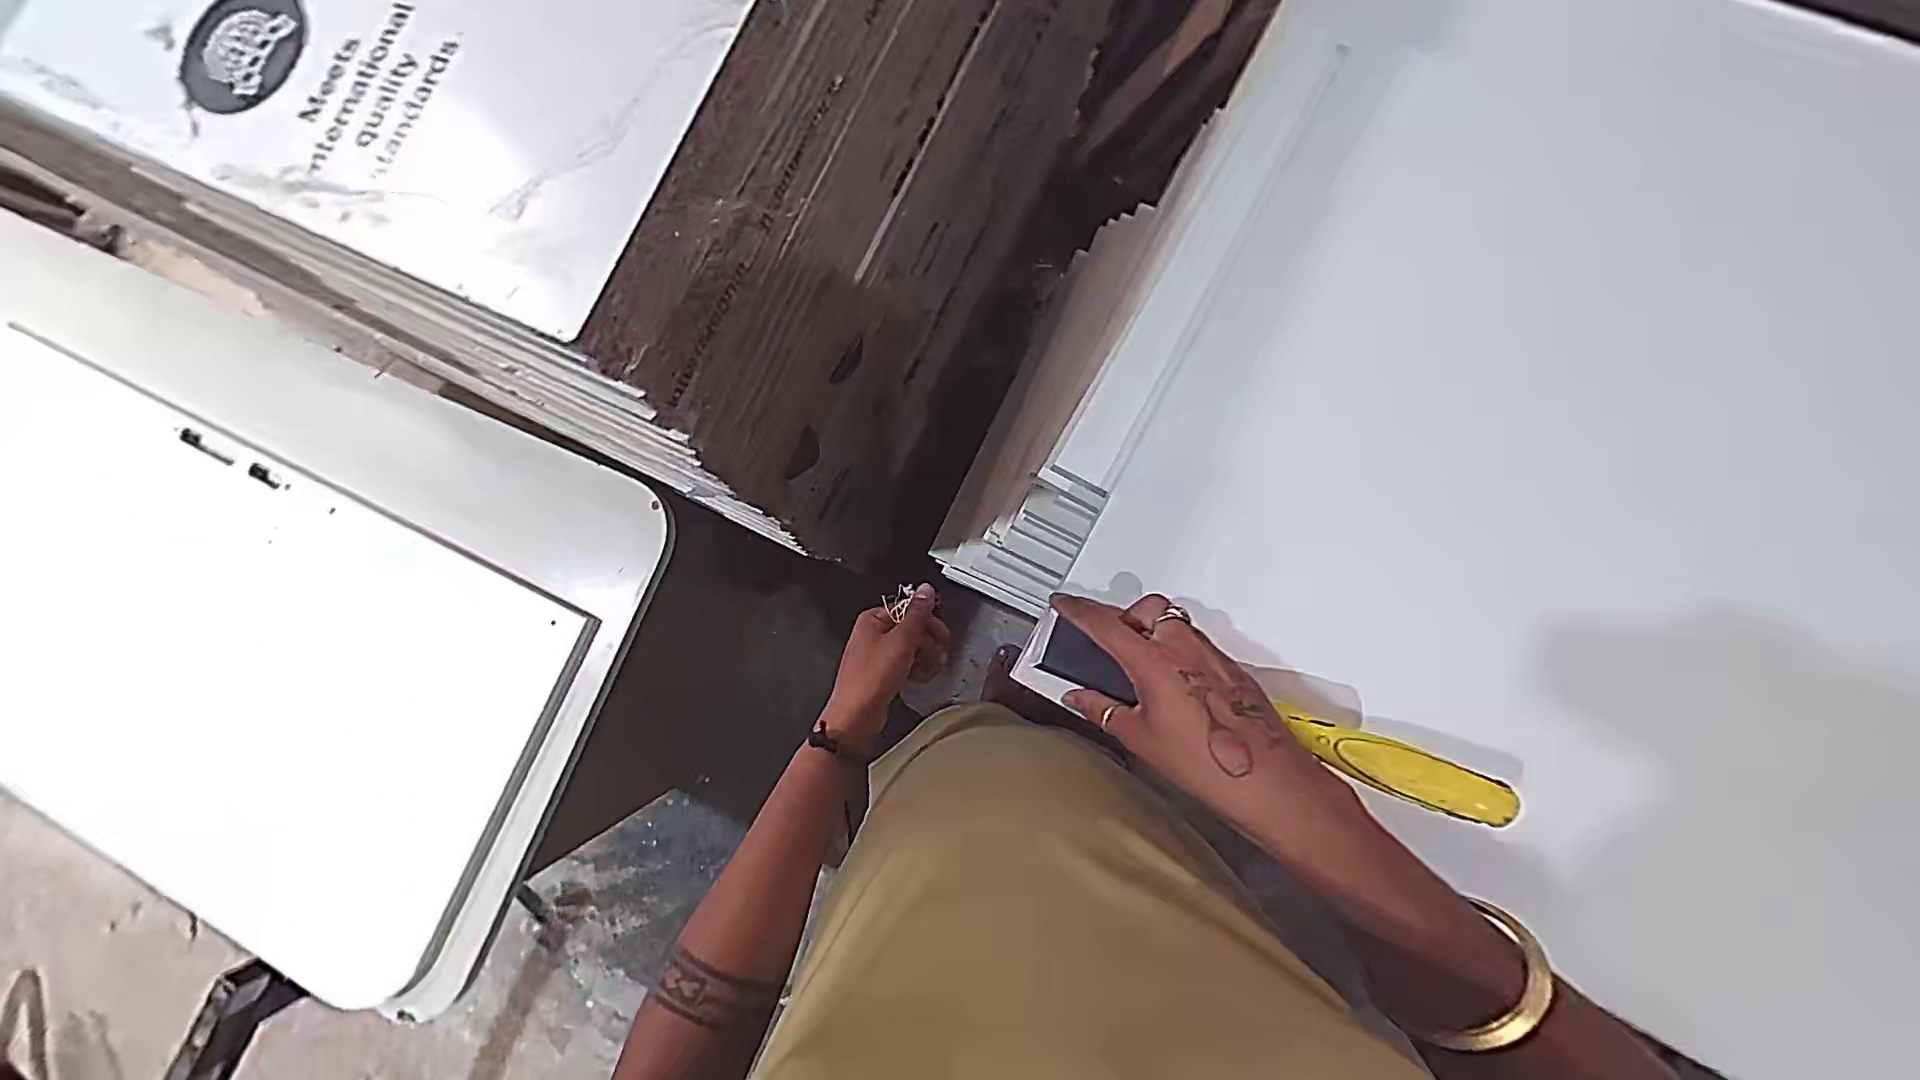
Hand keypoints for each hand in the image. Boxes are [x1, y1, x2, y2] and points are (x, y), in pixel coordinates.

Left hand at [823, 584, 951, 749]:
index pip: (910, 609)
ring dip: (925, 658)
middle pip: (913, 628)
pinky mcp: (883, 672)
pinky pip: (906, 664)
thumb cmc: (869, 680)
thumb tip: (926, 590)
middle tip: (938, 654)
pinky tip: (918, 677)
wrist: (856, 716)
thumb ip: (917, 614)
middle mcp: (873, 633)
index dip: (929, 623)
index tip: (942, 636)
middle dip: (929, 643)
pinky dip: (916, 669)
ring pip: (912, 648)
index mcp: (873, 619)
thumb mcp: (901, 641)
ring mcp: (878, 654)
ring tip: (927, 669)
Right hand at [1051, 593, 1356, 829]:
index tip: (1065, 603)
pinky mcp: (1229, 665)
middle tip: (1106, 639)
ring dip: (1151, 628)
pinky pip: (1194, 639)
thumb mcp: (1140, 737)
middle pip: (1144, 607)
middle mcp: (1183, 647)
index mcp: (1153, 661)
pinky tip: (1170, 677)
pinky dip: (1176, 646)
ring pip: (1172, 619)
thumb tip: (1081, 699)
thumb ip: (1102, 709)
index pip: (1104, 622)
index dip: (1078, 609)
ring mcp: (1210, 653)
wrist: (1268, 780)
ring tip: (1138, 660)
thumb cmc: (1209, 763)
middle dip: (1121, 615)